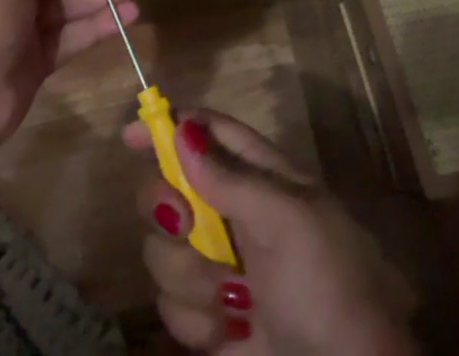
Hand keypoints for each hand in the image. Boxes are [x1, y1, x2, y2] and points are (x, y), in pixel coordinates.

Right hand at [125, 112, 416, 354]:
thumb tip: (182, 130)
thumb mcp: (290, 222)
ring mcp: (217, 266)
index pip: (209, 134)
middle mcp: (233, 216)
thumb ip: (233, 177)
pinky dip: (197, 320)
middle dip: (167, 210)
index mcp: (263, 180)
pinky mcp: (206, 314)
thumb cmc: (327, 287)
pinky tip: (230, 330)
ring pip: (161, 249)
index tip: (131, 137)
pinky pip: (169, 302)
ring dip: (192, 277)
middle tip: (185, 228)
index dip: (170, 127)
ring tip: (235, 299)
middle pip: (168, 189)